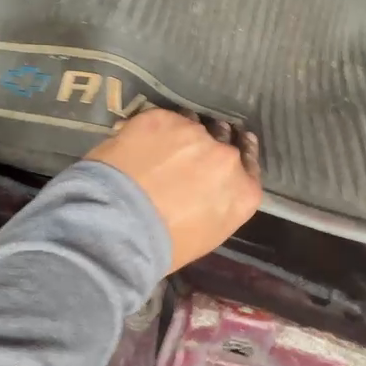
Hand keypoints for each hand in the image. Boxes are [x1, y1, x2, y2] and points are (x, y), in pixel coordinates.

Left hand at [86, 109, 261, 272]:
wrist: (117, 227)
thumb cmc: (162, 247)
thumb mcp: (205, 235)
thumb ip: (217, 204)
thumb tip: (204, 191)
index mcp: (243, 192)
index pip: (248, 165)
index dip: (237, 157)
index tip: (228, 151)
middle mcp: (225, 156)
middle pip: (222, 141)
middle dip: (207, 146)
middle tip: (186, 157)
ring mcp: (194, 133)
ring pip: (192, 125)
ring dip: (180, 136)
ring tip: (160, 148)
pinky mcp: (162, 118)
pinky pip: (163, 119)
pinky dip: (153, 129)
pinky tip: (140, 142)